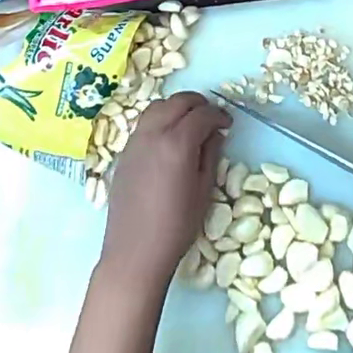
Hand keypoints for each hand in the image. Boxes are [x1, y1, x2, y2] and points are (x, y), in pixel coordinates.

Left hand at [97, 92, 228, 292]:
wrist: (135, 251)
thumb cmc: (176, 227)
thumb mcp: (203, 191)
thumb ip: (210, 155)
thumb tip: (215, 133)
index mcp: (177, 143)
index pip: (202, 114)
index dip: (219, 115)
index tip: (228, 124)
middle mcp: (154, 133)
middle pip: (178, 101)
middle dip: (199, 104)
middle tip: (211, 117)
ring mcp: (135, 139)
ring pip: (158, 106)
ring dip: (176, 107)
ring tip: (189, 123)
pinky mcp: (124, 150)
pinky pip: (144, 122)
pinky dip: (160, 118)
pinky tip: (168, 137)